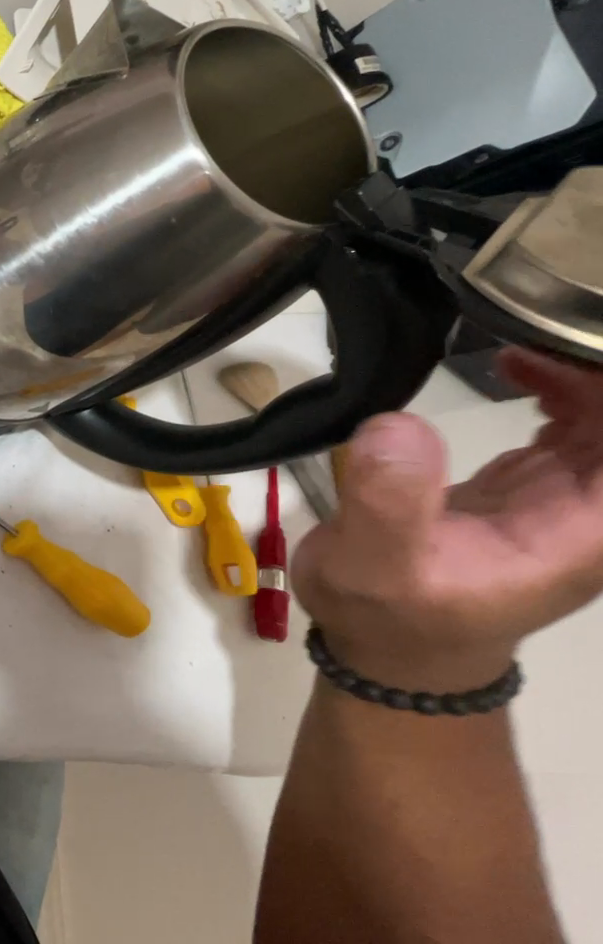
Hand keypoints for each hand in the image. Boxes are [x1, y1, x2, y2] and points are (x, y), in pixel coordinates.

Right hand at [295, 349, 602, 690]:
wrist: (389, 649)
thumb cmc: (389, 612)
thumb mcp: (378, 563)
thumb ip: (392, 500)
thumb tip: (397, 422)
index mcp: (594, 521)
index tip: (573, 329)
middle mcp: (602, 503)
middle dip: (596, 356)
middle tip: (536, 308)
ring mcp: (573, 493)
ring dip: (584, 365)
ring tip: (519, 324)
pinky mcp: (534, 485)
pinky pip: (578, 421)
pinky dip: (560, 383)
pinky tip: (515, 361)